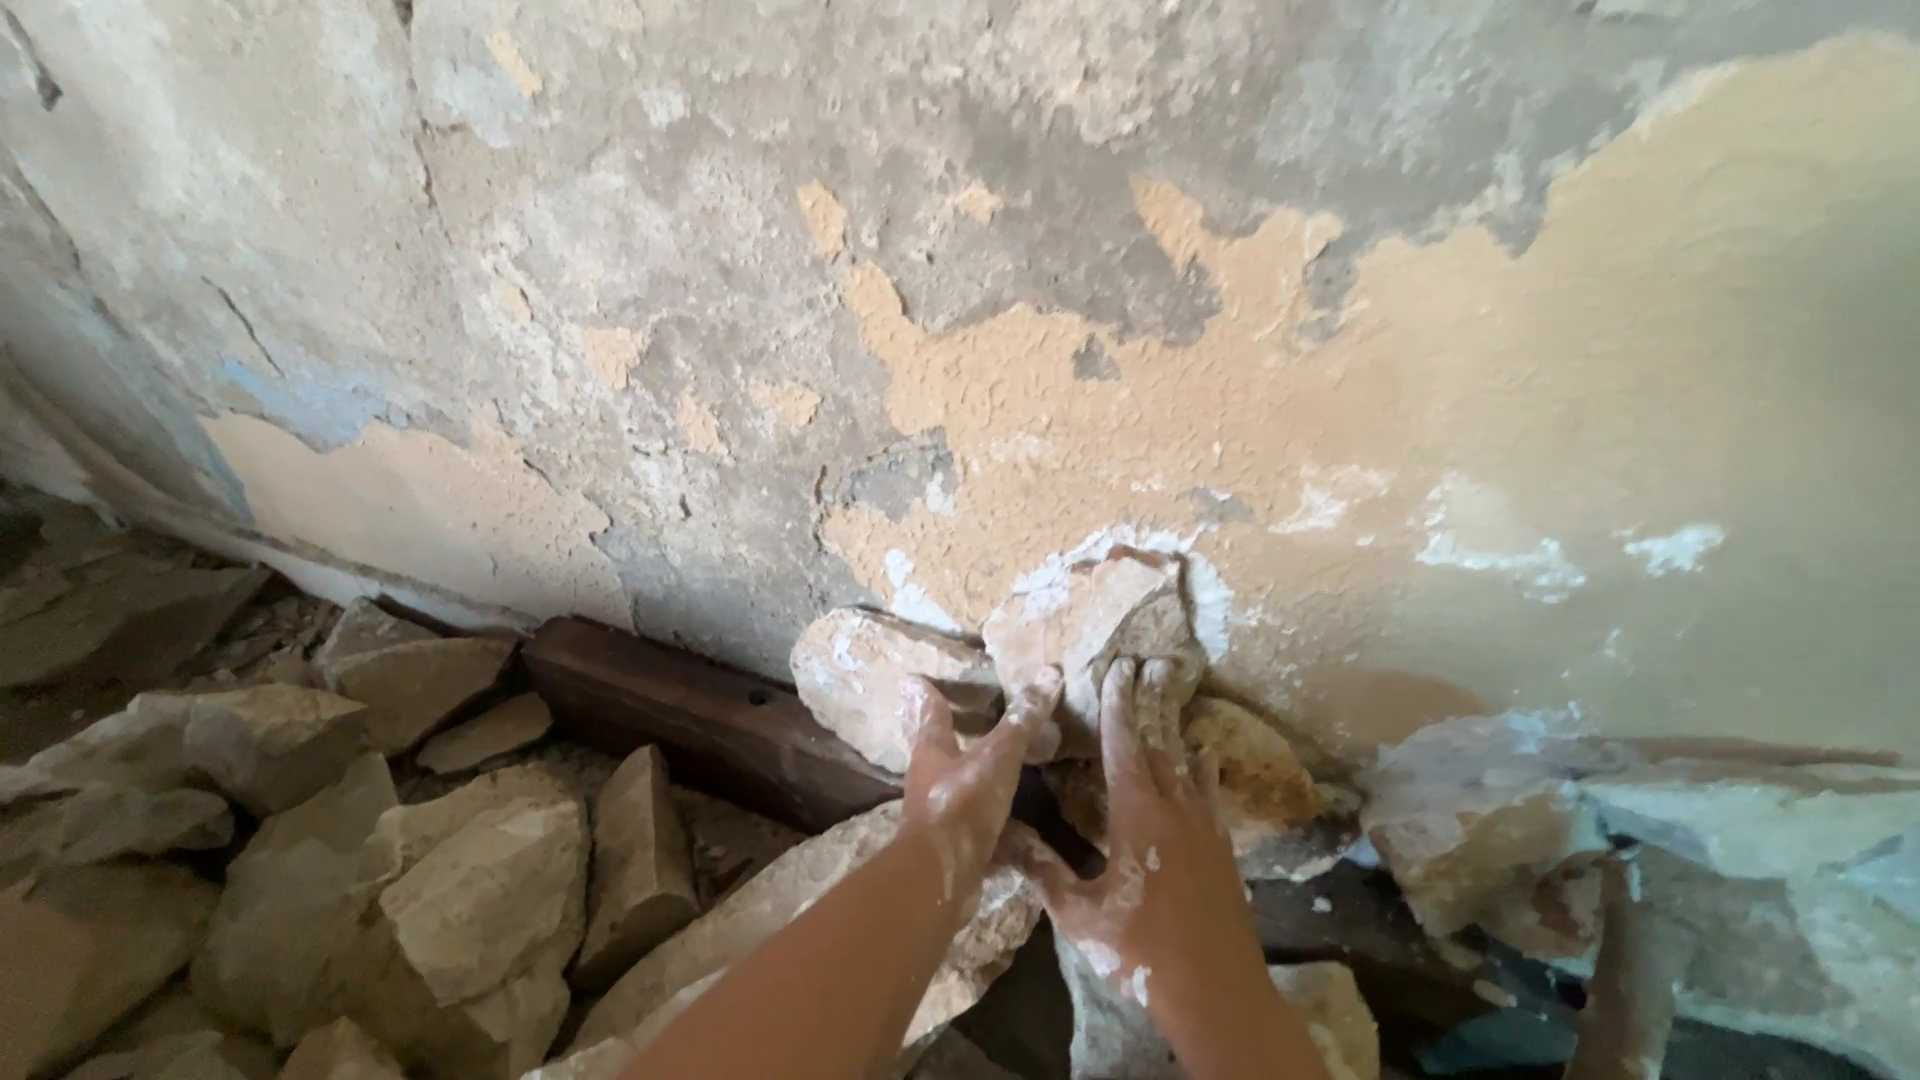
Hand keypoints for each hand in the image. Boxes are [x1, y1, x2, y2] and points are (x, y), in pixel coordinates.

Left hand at [898, 667, 1063, 889]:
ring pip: (948, 784)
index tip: (911, 679)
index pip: (931, 713)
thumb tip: (1049, 674)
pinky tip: (1008, 828)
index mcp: (933, 750)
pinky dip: (985, 819)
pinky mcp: (949, 844)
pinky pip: (969, 822)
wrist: (941, 874)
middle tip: (930, 714)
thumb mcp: (998, 756)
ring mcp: (936, 813)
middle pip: (932, 747)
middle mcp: (928, 778)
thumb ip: (1022, 721)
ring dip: (960, 773)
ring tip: (976, 764)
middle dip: (936, 731)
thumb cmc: (963, 803)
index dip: (926, 695)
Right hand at [1003, 657, 1270, 1013]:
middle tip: (1150, 664)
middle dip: (1150, 700)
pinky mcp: (1222, 846)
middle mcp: (1175, 808)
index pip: (1125, 745)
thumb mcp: (1080, 915)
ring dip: (1175, 727)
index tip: (1118, 670)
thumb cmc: (1141, 952)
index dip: (1118, 705)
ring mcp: (1205, 826)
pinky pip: (1210, 792)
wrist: (1218, 991)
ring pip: (1188, 762)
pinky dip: (1203, 767)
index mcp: (1138, 815)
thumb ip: (1043, 870)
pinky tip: (1204, 756)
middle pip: (1161, 742)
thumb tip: (1003, 835)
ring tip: (1171, 694)